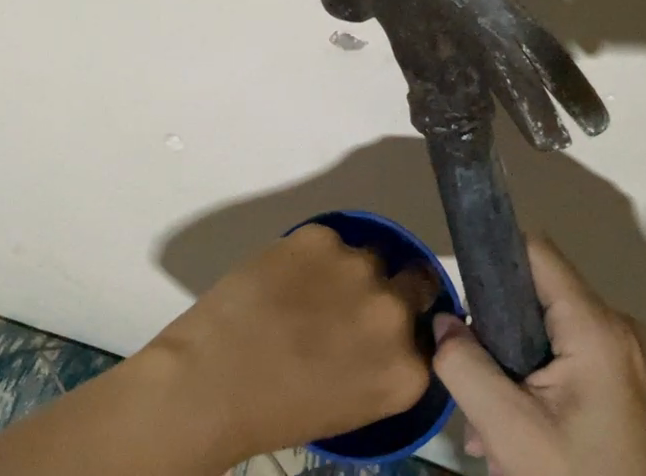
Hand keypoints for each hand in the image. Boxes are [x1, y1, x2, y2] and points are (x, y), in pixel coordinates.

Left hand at [146, 223, 440, 459]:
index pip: (430, 331)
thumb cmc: (278, 408)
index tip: (385, 325)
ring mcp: (358, 268)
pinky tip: (283, 276)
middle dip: (394, 287)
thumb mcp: (354, 402)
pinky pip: (327, 239)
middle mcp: (394, 312)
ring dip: (347, 270)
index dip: (407, 324)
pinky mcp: (319, 236)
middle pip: (416, 280)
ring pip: (367, 256)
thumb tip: (385, 335)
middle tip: (354, 299)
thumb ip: (383, 364)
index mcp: (408, 369)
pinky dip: (310, 254)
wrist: (215, 379)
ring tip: (307, 289)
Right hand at [432, 235, 645, 475]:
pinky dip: (537, 383)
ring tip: (491, 427)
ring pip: (548, 333)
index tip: (456, 295)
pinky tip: (519, 432)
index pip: (534, 252)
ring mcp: (628, 357)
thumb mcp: (510, 430)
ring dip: (511, 368)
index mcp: (597, 327)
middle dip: (494, 335)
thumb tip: (443, 322)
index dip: (489, 260)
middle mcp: (619, 328)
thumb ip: (465, 367)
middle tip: (470, 382)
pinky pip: (569, 360)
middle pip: (536, 298)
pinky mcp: (628, 384)